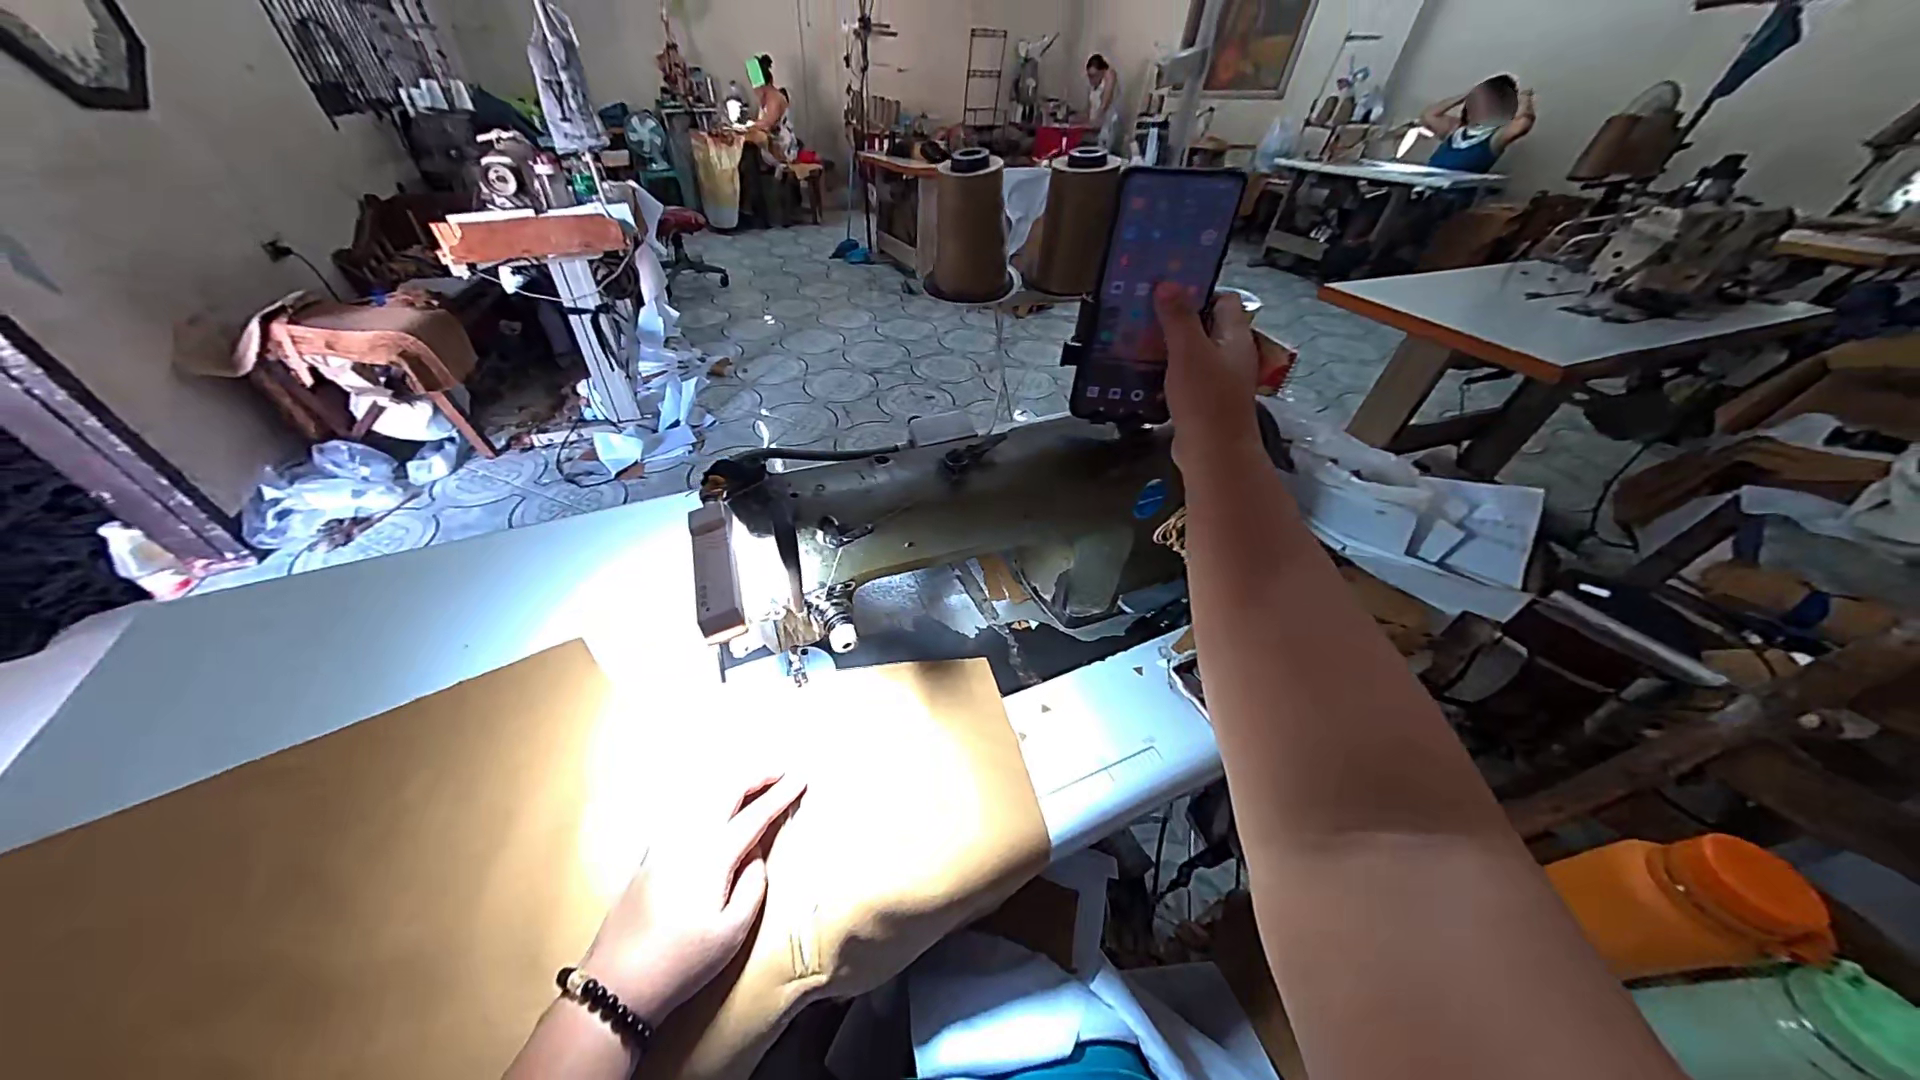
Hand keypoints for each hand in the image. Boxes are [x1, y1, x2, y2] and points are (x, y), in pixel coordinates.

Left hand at [577, 773, 806, 1024]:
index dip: (781, 795)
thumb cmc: (681, 963)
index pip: (755, 815)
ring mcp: (663, 845)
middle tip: (782, 771)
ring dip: (731, 782)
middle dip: (757, 776)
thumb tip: (755, 854)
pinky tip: (711, 803)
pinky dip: (707, 796)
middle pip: (726, 791)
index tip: (802, 778)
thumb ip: (753, 885)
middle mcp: (686, 840)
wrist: (615, 986)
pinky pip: (684, 810)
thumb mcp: (733, 932)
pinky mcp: (648, 857)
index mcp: (712, 856)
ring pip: (702, 795)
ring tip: (753, 781)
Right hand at [1154, 282, 1261, 470]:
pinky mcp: (1203, 403)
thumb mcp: (1189, 352)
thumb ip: (1178, 317)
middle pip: (1205, 327)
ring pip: (1192, 355)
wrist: (1214, 454)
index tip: (1167, 291)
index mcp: (1235, 338)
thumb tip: (1168, 283)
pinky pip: (1184, 379)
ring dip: (1168, 348)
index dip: (1199, 291)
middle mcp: (1231, 356)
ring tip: (1137, 341)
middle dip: (1177, 320)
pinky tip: (1144, 375)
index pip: (1224, 301)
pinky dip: (1166, 374)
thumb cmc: (1205, 399)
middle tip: (1144, 314)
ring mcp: (1219, 381)